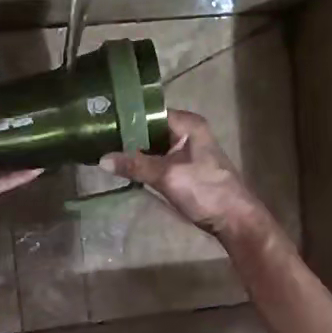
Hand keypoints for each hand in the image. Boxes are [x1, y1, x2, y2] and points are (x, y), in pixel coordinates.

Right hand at [100, 110, 272, 240]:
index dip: (127, 117)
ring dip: (134, 151)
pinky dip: (143, 163)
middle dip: (127, 136)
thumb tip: (102, 159)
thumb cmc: (205, 191)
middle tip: (98, 140)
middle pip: (150, 128)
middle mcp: (187, 131)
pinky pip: (157, 159)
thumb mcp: (167, 176)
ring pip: (152, 145)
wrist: (233, 219)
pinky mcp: (184, 167)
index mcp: (188, 124)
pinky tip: (124, 168)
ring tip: (105, 152)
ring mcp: (186, 150)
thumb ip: (135, 165)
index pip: (150, 112)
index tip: (102, 123)